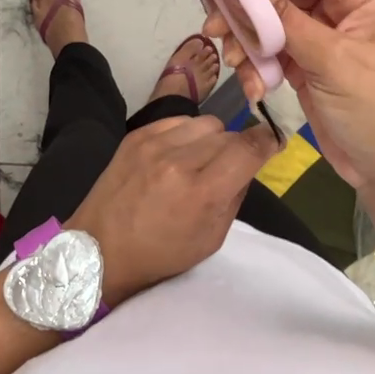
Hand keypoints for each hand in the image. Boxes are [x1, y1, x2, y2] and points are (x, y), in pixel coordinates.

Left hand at [66, 116, 279, 304]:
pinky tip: (176, 155)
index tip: (273, 142)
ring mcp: (153, 144)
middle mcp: (178, 159)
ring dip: (210, 138)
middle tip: (227, 168)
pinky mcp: (135, 136)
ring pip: (204, 122)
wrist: (101, 247)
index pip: (249, 147)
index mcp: (202, 191)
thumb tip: (250, 162)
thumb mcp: (213, 237)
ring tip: (199, 162)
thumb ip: (236, 194)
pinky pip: (176, 121)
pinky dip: (184, 134)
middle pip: (228, 133)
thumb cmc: (162, 253)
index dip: (268, 141)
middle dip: (236, 148)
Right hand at [202, 0, 374, 190]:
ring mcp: (324, 36)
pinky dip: (257, 64)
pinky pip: (271, 50)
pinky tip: (254, 84)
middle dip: (243, 6)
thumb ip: (283, 20)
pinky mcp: (310, 64)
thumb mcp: (332, 61)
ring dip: (246, 39)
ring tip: (230, 59)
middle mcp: (343, 7)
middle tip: (210, 20)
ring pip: (268, 21)